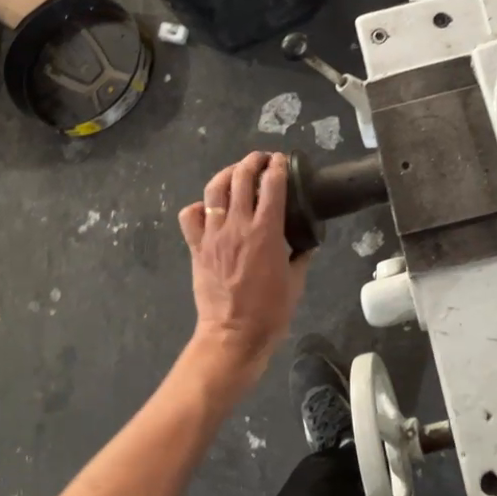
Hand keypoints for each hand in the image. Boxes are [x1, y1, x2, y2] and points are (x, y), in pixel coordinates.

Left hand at [176, 152, 309, 380]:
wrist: (233, 336)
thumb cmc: (270, 311)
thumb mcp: (296, 281)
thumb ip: (302, 255)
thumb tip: (306, 241)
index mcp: (266, 231)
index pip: (273, 185)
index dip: (278, 166)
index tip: (281, 160)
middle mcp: (238, 225)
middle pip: (241, 177)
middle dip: (253, 161)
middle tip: (261, 159)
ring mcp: (213, 235)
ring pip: (214, 189)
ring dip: (227, 174)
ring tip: (236, 172)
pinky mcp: (197, 247)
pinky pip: (190, 216)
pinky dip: (199, 206)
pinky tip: (209, 208)